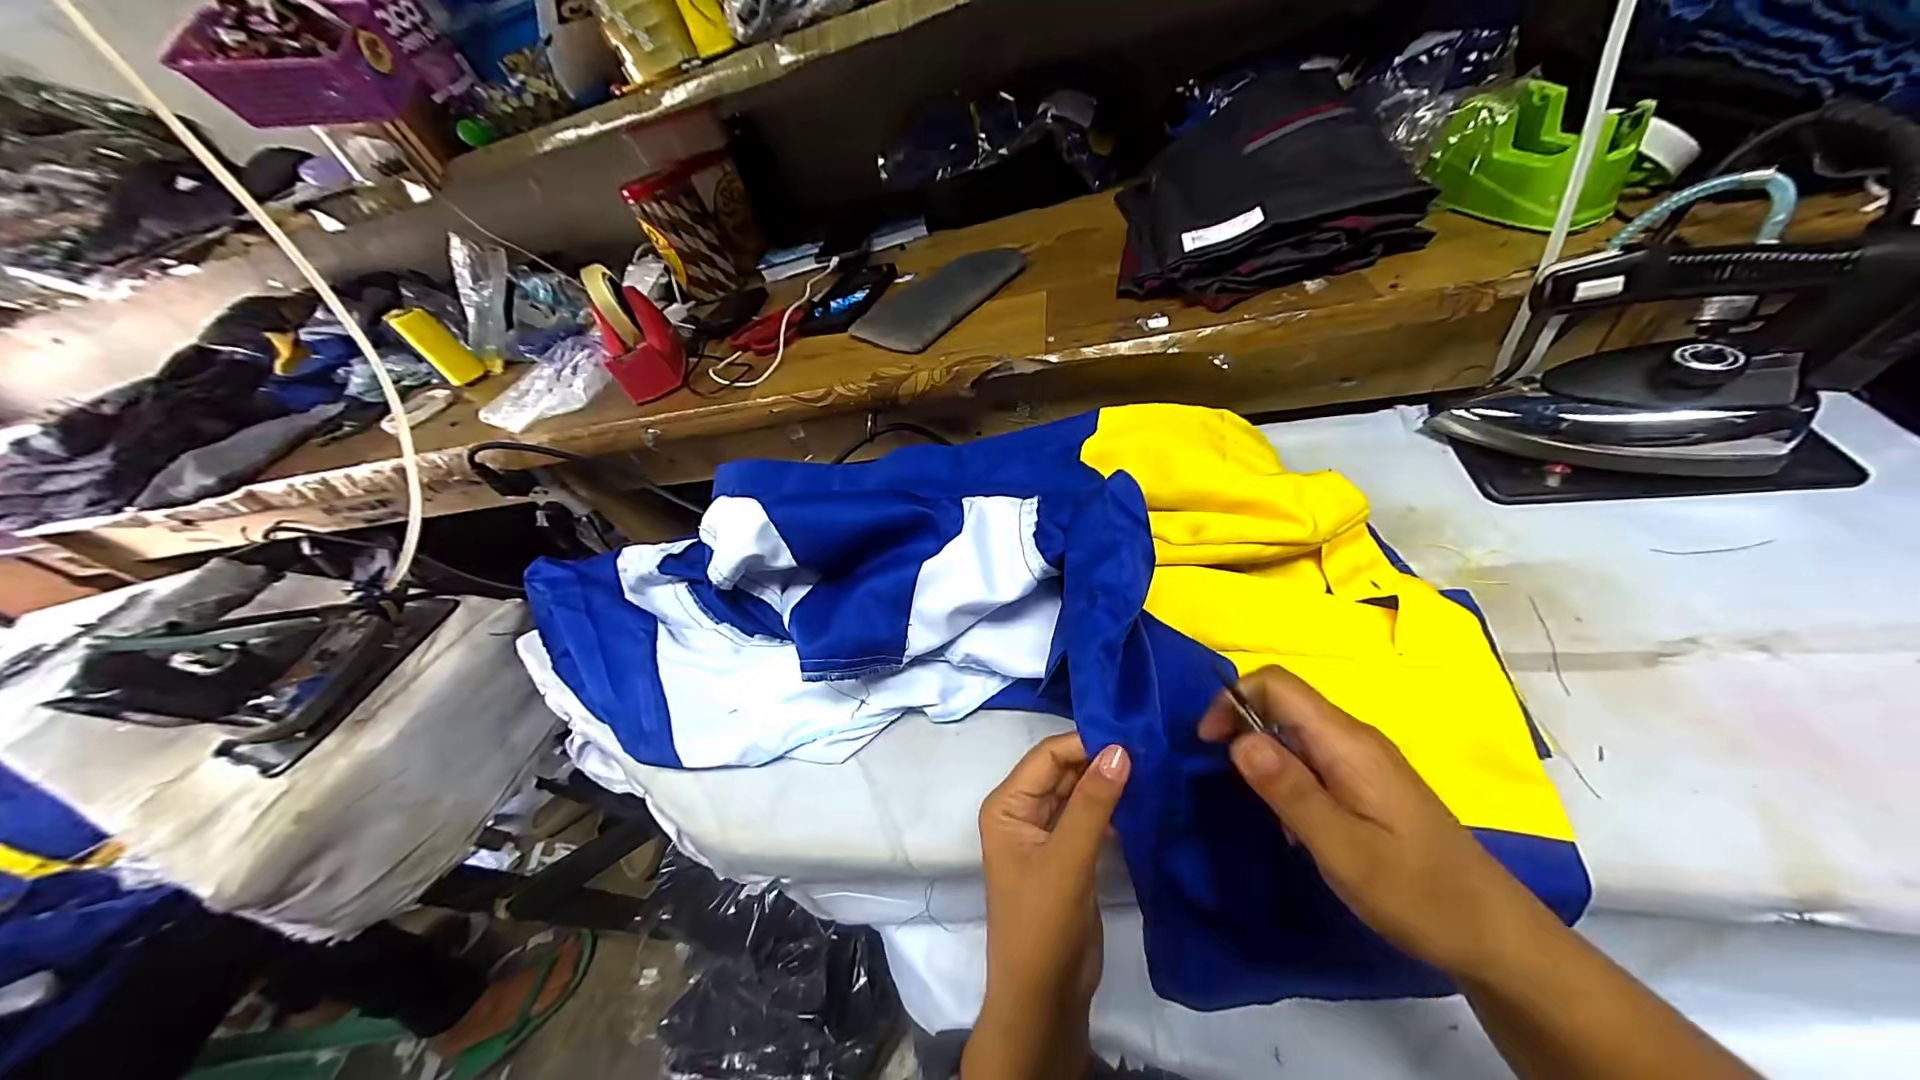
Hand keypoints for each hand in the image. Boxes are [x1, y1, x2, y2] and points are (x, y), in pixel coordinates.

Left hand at [965, 735, 1126, 1079]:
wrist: (1044, 995)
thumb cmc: (1043, 923)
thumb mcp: (1068, 859)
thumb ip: (1092, 803)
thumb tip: (1121, 749)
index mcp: (1007, 804)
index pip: (1047, 756)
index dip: (1086, 743)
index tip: (1134, 737)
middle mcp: (1022, 810)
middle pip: (1063, 770)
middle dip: (1101, 760)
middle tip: (1152, 749)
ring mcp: (1046, 832)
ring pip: (1078, 792)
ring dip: (1108, 783)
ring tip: (1154, 768)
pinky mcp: (1068, 853)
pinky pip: (1089, 817)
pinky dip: (1112, 808)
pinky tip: (1143, 802)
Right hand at [1200, 666, 1552, 979]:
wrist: (1496, 937)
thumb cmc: (1420, 895)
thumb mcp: (1345, 851)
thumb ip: (1290, 792)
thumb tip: (1239, 740)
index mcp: (1348, 743)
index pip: (1278, 684)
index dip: (1233, 700)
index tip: (1208, 744)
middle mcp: (1355, 739)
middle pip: (1282, 703)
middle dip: (1242, 729)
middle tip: (1229, 784)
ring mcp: (1363, 759)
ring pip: (1293, 732)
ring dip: (1263, 759)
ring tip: (1266, 812)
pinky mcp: (1366, 781)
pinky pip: (1310, 758)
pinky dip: (1286, 778)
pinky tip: (1295, 824)